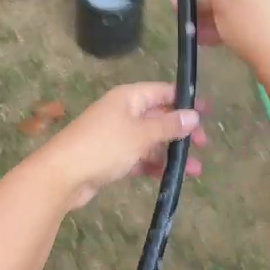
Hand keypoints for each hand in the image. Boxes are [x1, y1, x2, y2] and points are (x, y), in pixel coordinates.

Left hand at [34, 82, 207, 208]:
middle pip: (159, 117)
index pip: (163, 92)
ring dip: (172, 153)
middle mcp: (123, 112)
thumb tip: (193, 115)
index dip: (185, 100)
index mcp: (129, 98)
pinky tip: (170, 177)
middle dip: (181, 131)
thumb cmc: (103, 147)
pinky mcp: (111, 157)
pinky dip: (154, 165)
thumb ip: (168, 125)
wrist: (61, 175)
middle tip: (203, 145)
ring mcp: (116, 135)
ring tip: (195, 171)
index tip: (207, 113)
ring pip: (151, 140)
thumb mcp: (141, 135)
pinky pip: (139, 157)